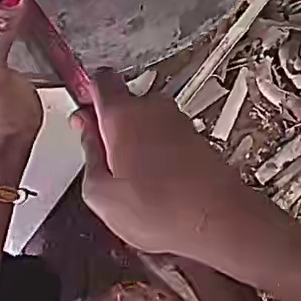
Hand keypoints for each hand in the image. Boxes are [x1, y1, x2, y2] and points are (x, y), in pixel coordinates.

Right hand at [72, 69, 282, 264]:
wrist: (218, 220)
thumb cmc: (162, 209)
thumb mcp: (101, 193)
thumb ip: (87, 155)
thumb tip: (86, 136)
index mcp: (123, 114)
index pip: (100, 81)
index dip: (87, 95)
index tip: (82, 115)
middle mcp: (153, 108)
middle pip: (124, 103)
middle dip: (112, 126)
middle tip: (105, 159)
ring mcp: (178, 120)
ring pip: (146, 121)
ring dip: (136, 142)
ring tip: (133, 181)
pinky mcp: (196, 137)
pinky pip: (166, 136)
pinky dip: (158, 153)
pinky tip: (156, 185)